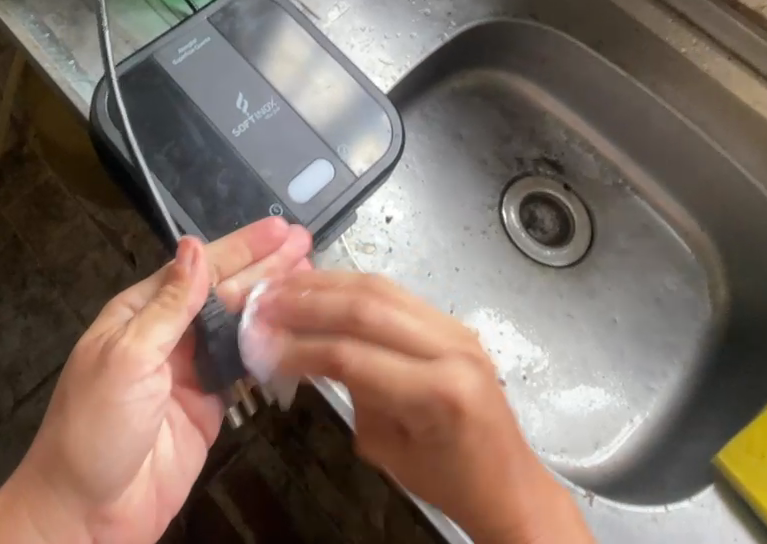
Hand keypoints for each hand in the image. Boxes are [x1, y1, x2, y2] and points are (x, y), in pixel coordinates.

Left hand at [0, 217, 312, 543]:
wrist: (87, 513)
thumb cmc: (93, 426)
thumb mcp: (127, 356)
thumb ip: (168, 305)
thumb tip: (193, 248)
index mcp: (141, 311)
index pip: (198, 267)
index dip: (240, 247)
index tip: (276, 229)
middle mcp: (168, 333)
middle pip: (223, 291)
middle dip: (263, 266)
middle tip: (304, 243)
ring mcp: (191, 369)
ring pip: (238, 325)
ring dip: (272, 300)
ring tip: (310, 277)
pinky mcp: (209, 405)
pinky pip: (243, 367)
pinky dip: (269, 347)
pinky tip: (294, 328)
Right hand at [254, 270, 594, 543]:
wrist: (508, 482)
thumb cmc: (446, 479)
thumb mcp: (385, 447)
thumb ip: (351, 389)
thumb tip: (302, 350)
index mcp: (439, 391)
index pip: (351, 355)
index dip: (298, 347)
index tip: (258, 342)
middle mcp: (451, 347)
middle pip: (364, 308)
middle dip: (304, 302)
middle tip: (261, 302)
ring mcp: (454, 326)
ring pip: (377, 287)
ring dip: (322, 283)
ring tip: (281, 286)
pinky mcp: (450, 318)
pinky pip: (392, 291)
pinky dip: (348, 285)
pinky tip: (318, 286)